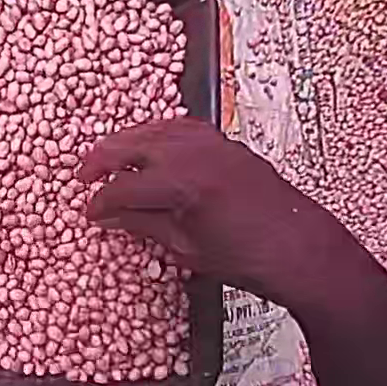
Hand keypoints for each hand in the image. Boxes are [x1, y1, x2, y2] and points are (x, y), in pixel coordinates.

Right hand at [78, 118, 386, 318]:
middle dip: (101, 160)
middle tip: (83, 177)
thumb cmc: (248, 258)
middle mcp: (194, 154)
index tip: (90, 212)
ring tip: (108, 158)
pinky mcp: (225, 143)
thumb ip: (143, 225)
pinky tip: (149, 147)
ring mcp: (211, 143)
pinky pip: (180, 127)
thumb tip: (110, 217)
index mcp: (182, 184)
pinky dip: (157, 134)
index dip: (101, 202)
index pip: (123, 186)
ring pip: (153, 130)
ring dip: (126, 142)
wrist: (303, 250)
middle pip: (130, 145)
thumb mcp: (186, 248)